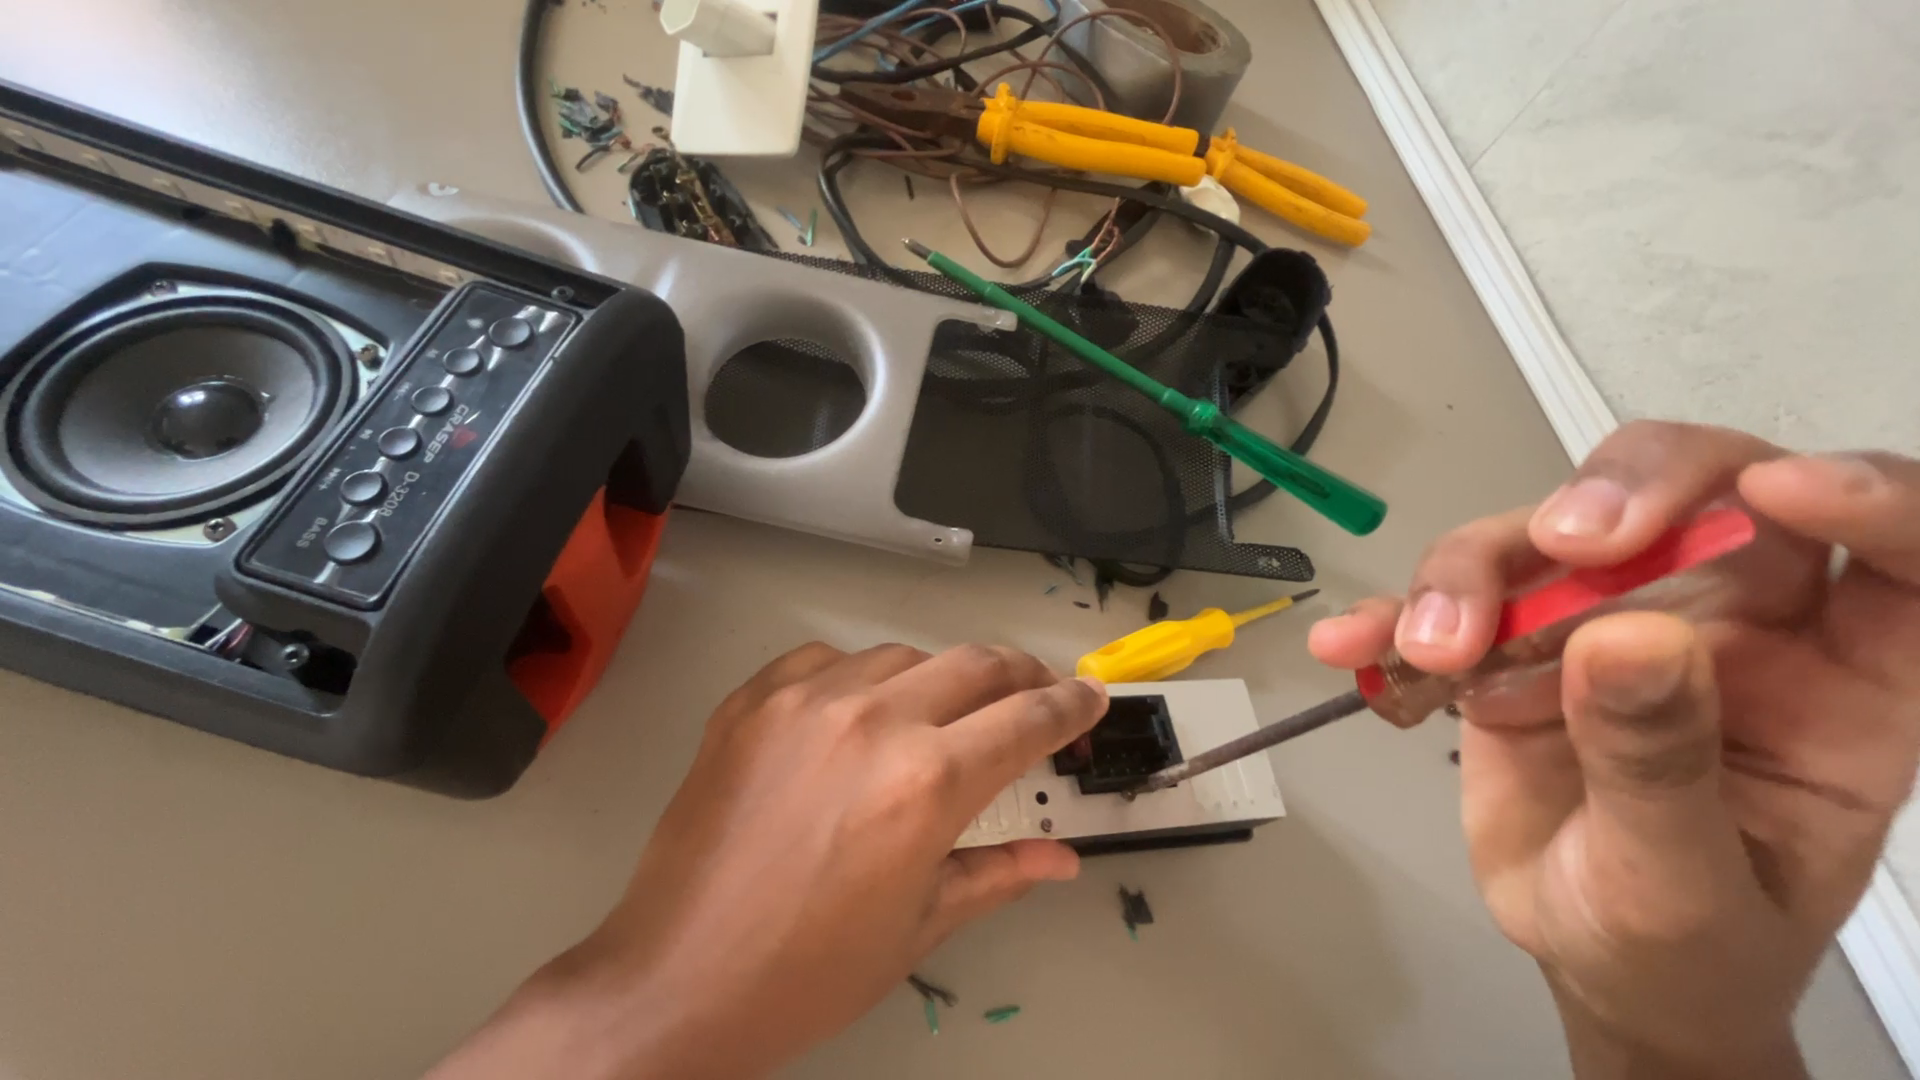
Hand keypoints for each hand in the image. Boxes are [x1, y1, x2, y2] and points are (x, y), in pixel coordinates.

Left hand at [429, 643, 1106, 1079]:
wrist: (675, 980)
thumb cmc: (810, 972)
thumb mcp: (920, 929)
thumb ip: (999, 874)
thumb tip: (1064, 858)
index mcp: (927, 783)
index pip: (1025, 719)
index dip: (1070, 705)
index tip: (1091, 698)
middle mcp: (873, 720)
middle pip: (976, 663)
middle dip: (1021, 674)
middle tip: (1036, 695)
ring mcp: (805, 699)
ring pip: (903, 654)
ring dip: (940, 677)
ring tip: (943, 714)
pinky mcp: (752, 698)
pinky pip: (829, 658)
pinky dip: (861, 676)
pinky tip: (859, 712)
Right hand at [1309, 421, 1919, 1078]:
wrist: (1581, 962)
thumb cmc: (1679, 947)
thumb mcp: (1681, 880)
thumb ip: (1662, 764)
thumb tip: (1627, 637)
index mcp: (1835, 682)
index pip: (1895, 555)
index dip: (1868, 497)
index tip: (1780, 495)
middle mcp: (1721, 627)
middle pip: (1688, 493)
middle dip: (1622, 491)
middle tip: (1563, 541)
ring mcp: (1597, 627)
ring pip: (1534, 538)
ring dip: (1467, 575)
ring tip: (1425, 655)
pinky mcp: (1503, 645)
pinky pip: (1442, 603)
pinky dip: (1388, 616)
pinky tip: (1346, 645)